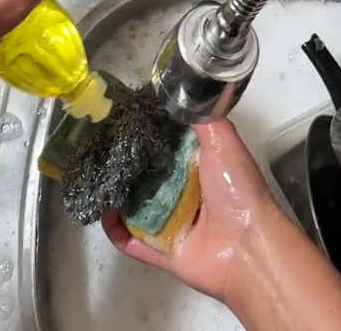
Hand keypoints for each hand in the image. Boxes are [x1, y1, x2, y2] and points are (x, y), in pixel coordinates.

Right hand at [100, 119, 292, 304]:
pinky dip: (115, 230)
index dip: (146, 129)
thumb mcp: (222, 139)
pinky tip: (102, 212)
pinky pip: (132, 241)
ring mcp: (171, 221)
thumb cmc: (236, 187)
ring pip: (135, 205)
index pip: (166, 142)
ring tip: (93, 174)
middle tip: (98, 142)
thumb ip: (199, 116)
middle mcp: (184, 189)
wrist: (247, 245)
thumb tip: (176, 91)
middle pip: (147, 172)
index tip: (122, 113)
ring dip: (116, 193)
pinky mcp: (162, 250)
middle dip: (126, 160)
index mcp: (199, 163)